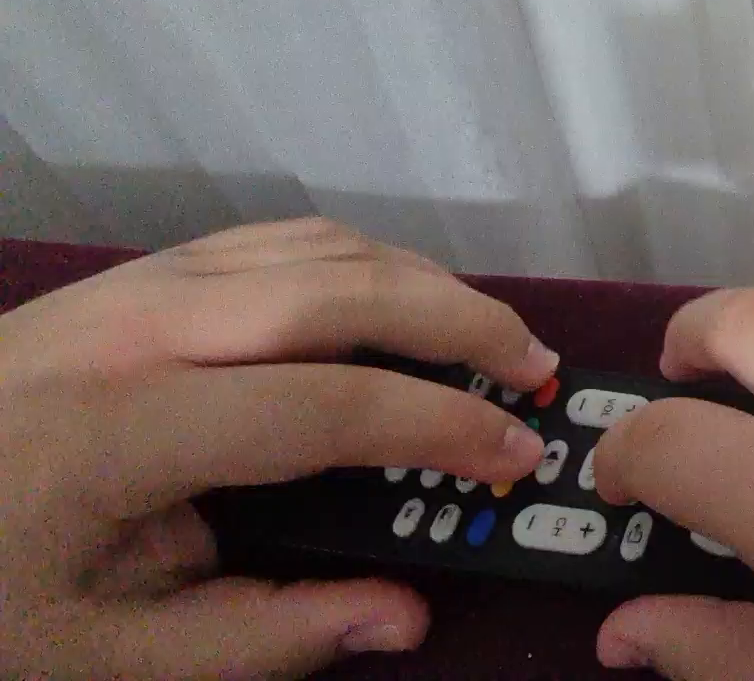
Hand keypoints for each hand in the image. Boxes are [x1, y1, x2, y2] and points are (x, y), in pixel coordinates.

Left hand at [0, 218, 556, 678]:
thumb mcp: (95, 659)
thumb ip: (264, 637)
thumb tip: (408, 615)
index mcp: (115, 429)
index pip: (334, 409)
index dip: (447, 429)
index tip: (517, 453)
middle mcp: (139, 328)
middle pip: (355, 293)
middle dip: (469, 324)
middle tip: (535, 366)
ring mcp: (145, 280)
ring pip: (339, 249)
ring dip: (434, 286)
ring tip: (484, 334)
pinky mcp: (155, 266)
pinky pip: (301, 238)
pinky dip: (380, 261)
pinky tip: (405, 301)